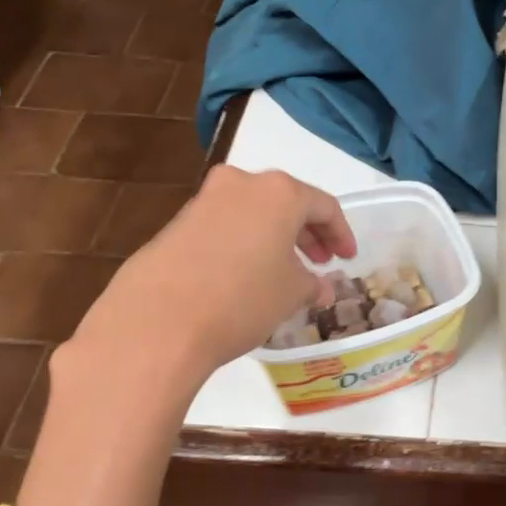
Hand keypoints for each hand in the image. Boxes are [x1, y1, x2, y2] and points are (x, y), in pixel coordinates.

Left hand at [64, 167, 355, 400]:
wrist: (159, 320)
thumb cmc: (243, 298)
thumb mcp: (292, 294)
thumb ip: (313, 284)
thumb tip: (319, 289)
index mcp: (280, 192)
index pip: (324, 206)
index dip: (341, 234)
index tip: (347, 259)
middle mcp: (242, 184)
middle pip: (286, 202)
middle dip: (307, 232)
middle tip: (320, 261)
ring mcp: (204, 201)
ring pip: (253, 213)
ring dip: (274, 238)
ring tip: (285, 272)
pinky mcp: (177, 224)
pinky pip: (226, 227)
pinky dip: (245, 244)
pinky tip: (248, 277)